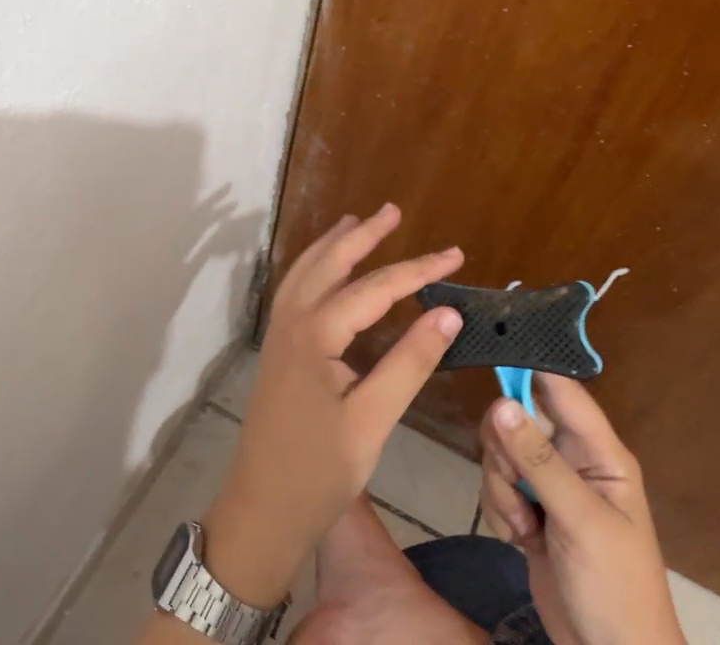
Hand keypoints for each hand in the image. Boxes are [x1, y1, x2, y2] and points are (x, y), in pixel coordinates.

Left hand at [201, 204, 464, 607]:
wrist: (263, 507)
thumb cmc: (321, 469)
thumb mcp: (373, 418)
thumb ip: (410, 362)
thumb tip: (447, 311)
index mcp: (316, 334)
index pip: (374, 288)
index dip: (418, 269)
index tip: (456, 254)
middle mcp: (292, 323)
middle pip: (329, 264)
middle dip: (363, 236)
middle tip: (393, 211)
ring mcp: (279, 336)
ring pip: (305, 274)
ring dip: (332, 247)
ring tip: (356, 224)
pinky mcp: (277, 352)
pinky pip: (295, 293)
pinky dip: (314, 270)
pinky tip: (327, 276)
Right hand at [478, 375, 685, 644]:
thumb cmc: (613, 585)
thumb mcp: (580, 521)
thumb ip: (538, 461)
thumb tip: (500, 402)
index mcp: (600, 453)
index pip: (560, 391)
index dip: (526, 371)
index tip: (487, 363)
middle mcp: (573, 460)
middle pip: (518, 420)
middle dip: (505, 452)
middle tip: (515, 486)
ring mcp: (550, 487)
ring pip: (501, 455)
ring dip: (500, 491)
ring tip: (525, 527)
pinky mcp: (530, 511)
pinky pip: (496, 488)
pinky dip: (499, 513)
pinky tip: (520, 541)